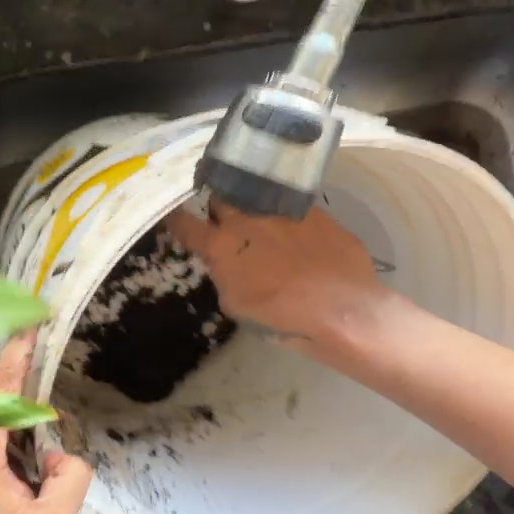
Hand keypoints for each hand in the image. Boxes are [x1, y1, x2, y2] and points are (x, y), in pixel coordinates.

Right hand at [166, 202, 387, 347]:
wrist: (340, 309)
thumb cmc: (280, 315)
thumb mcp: (235, 303)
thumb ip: (224, 276)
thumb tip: (227, 263)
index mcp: (221, 244)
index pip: (186, 224)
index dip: (176, 220)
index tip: (173, 217)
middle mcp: (248, 219)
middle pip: (221, 198)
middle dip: (218, 207)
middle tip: (223, 221)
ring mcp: (284, 211)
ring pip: (259, 199)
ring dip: (254, 210)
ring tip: (263, 224)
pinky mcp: (318, 214)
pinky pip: (295, 210)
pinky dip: (290, 220)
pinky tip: (300, 236)